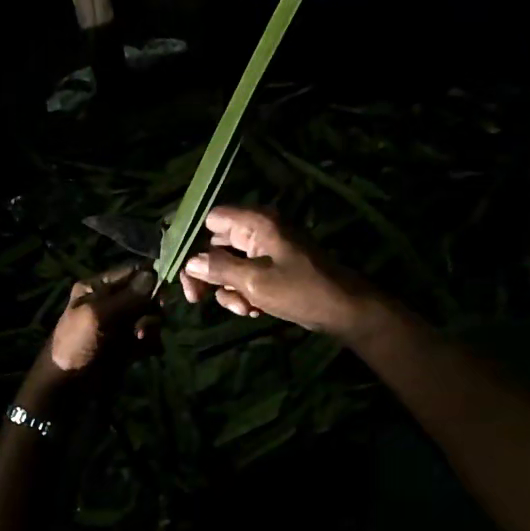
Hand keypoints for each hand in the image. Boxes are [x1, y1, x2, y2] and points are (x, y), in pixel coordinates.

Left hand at [44, 264, 160, 377]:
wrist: (68, 385)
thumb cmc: (76, 343)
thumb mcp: (97, 314)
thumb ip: (127, 297)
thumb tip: (153, 275)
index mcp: (97, 288)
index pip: (131, 272)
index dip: (150, 276)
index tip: (164, 286)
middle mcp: (111, 303)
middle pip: (146, 294)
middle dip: (152, 305)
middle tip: (148, 317)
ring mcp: (121, 325)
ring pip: (151, 316)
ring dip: (152, 326)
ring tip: (141, 338)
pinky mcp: (129, 346)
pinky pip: (150, 338)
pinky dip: (152, 343)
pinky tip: (147, 350)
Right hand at [179, 206, 381, 338]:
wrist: (345, 311)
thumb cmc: (301, 290)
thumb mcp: (254, 282)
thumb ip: (218, 269)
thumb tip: (189, 262)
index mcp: (256, 224)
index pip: (211, 219)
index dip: (193, 241)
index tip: (184, 269)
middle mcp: (259, 231)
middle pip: (215, 245)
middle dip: (207, 274)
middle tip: (197, 299)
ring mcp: (266, 250)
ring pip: (228, 266)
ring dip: (227, 290)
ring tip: (242, 308)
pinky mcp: (273, 269)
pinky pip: (245, 277)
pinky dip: (243, 294)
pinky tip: (253, 310)